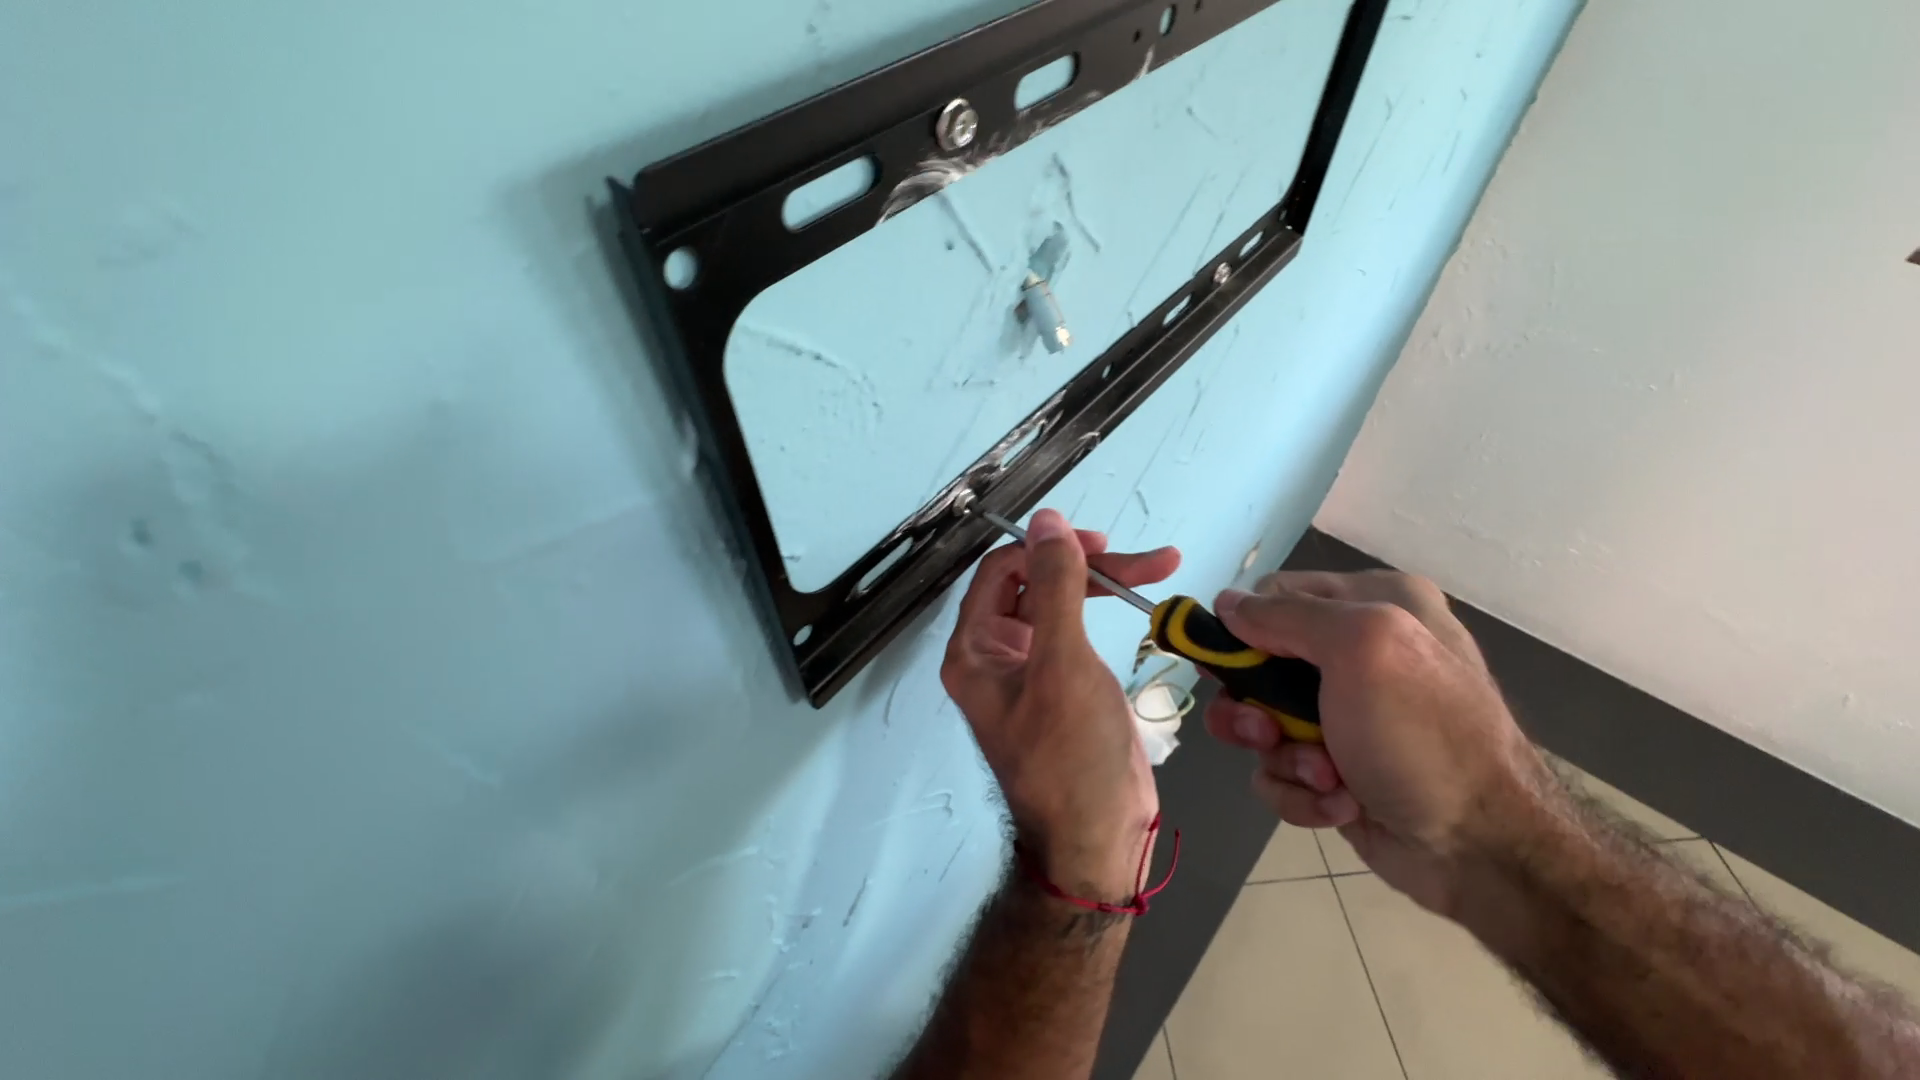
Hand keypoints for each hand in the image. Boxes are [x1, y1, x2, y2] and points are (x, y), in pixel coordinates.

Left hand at [941, 509, 1180, 897]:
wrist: (1100, 839)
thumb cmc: (1072, 757)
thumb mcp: (1062, 666)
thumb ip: (1053, 588)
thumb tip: (1046, 520)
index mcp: (974, 650)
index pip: (1000, 571)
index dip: (1045, 549)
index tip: (1099, 543)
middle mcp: (995, 654)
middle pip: (1034, 582)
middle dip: (1087, 565)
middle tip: (1142, 560)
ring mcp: (1031, 668)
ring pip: (1061, 601)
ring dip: (1105, 582)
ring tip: (1160, 564)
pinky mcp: (1064, 681)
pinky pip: (1078, 628)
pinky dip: (1108, 611)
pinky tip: (1142, 598)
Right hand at [1203, 571, 1557, 913]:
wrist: (1481, 851)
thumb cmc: (1422, 736)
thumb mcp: (1361, 648)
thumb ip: (1286, 614)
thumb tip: (1226, 604)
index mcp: (1375, 604)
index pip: (1274, 596)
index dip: (1243, 632)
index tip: (1227, 669)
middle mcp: (1361, 653)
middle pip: (1257, 664)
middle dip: (1254, 706)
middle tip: (1264, 732)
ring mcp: (1348, 715)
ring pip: (1261, 722)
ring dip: (1280, 755)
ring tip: (1321, 776)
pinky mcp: (1337, 767)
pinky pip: (1281, 769)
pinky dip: (1300, 791)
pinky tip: (1340, 803)